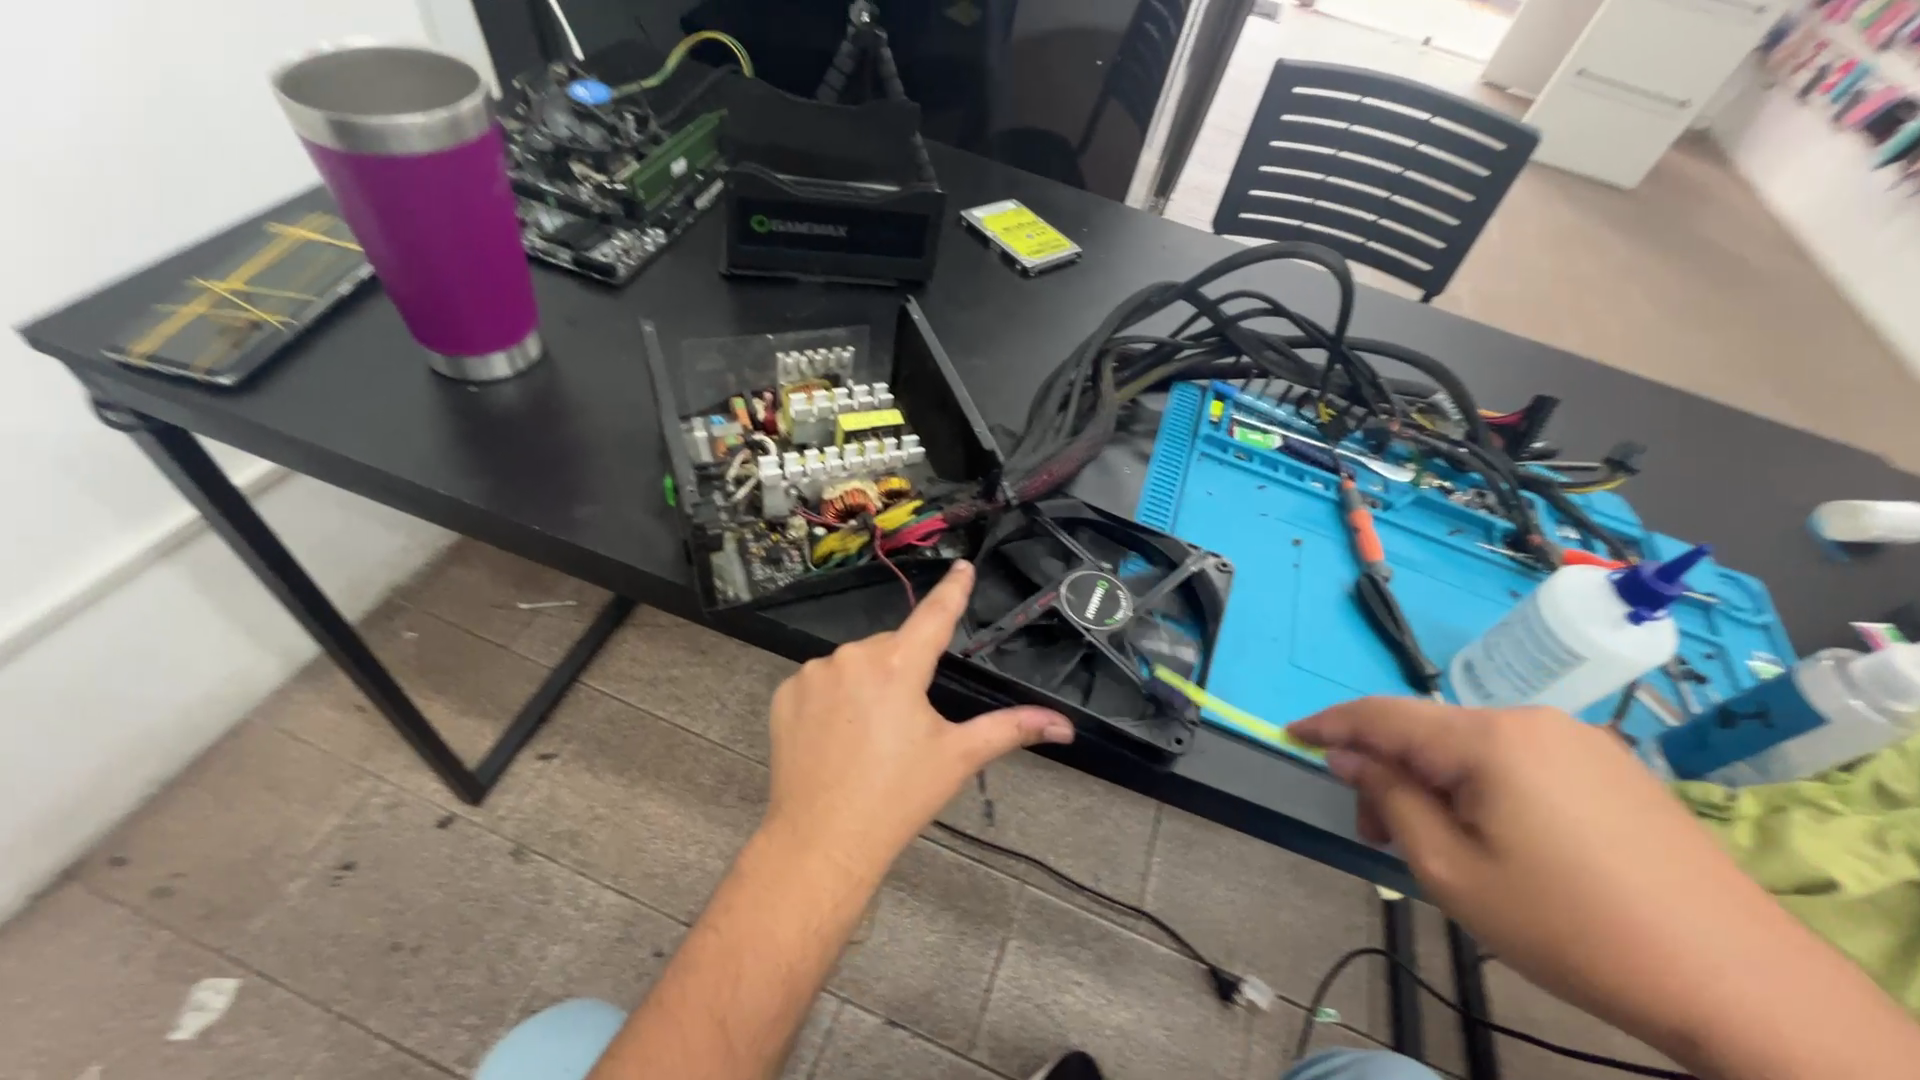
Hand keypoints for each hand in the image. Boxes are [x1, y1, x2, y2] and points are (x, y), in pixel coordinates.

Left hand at [764, 560, 1073, 874]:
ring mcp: (813, 674)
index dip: (953, 590)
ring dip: (867, 684)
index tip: (963, 566)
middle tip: (908, 722)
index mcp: (898, 666)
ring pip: (854, 664)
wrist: (821, 841)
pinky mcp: (785, 695)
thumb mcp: (959, 758)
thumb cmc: (898, 798)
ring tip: (869, 737)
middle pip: (891, 648)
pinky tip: (835, 737)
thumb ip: (1011, 729)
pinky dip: (832, 699)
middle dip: (903, 671)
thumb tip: (1065, 725)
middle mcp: (852, 657)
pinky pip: (819, 683)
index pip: (934, 616)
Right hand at [1288, 698, 1908, 1074]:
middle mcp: (1533, 720)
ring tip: (1435, 846)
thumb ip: (1388, 799)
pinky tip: (1494, 838)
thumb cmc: (1568, 925)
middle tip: (1375, 836)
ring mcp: (1580, 741)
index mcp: (1488, 737)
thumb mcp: (1449, 870)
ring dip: (1434, 784)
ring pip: (1473, 748)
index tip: (1288, 735)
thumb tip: (1350, 757)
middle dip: (1388, 772)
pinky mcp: (1612, 768)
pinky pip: (1519, 761)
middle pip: (1429, 731)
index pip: (1382, 714)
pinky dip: (1481, 787)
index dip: (1328, 724)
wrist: (1733, 977)